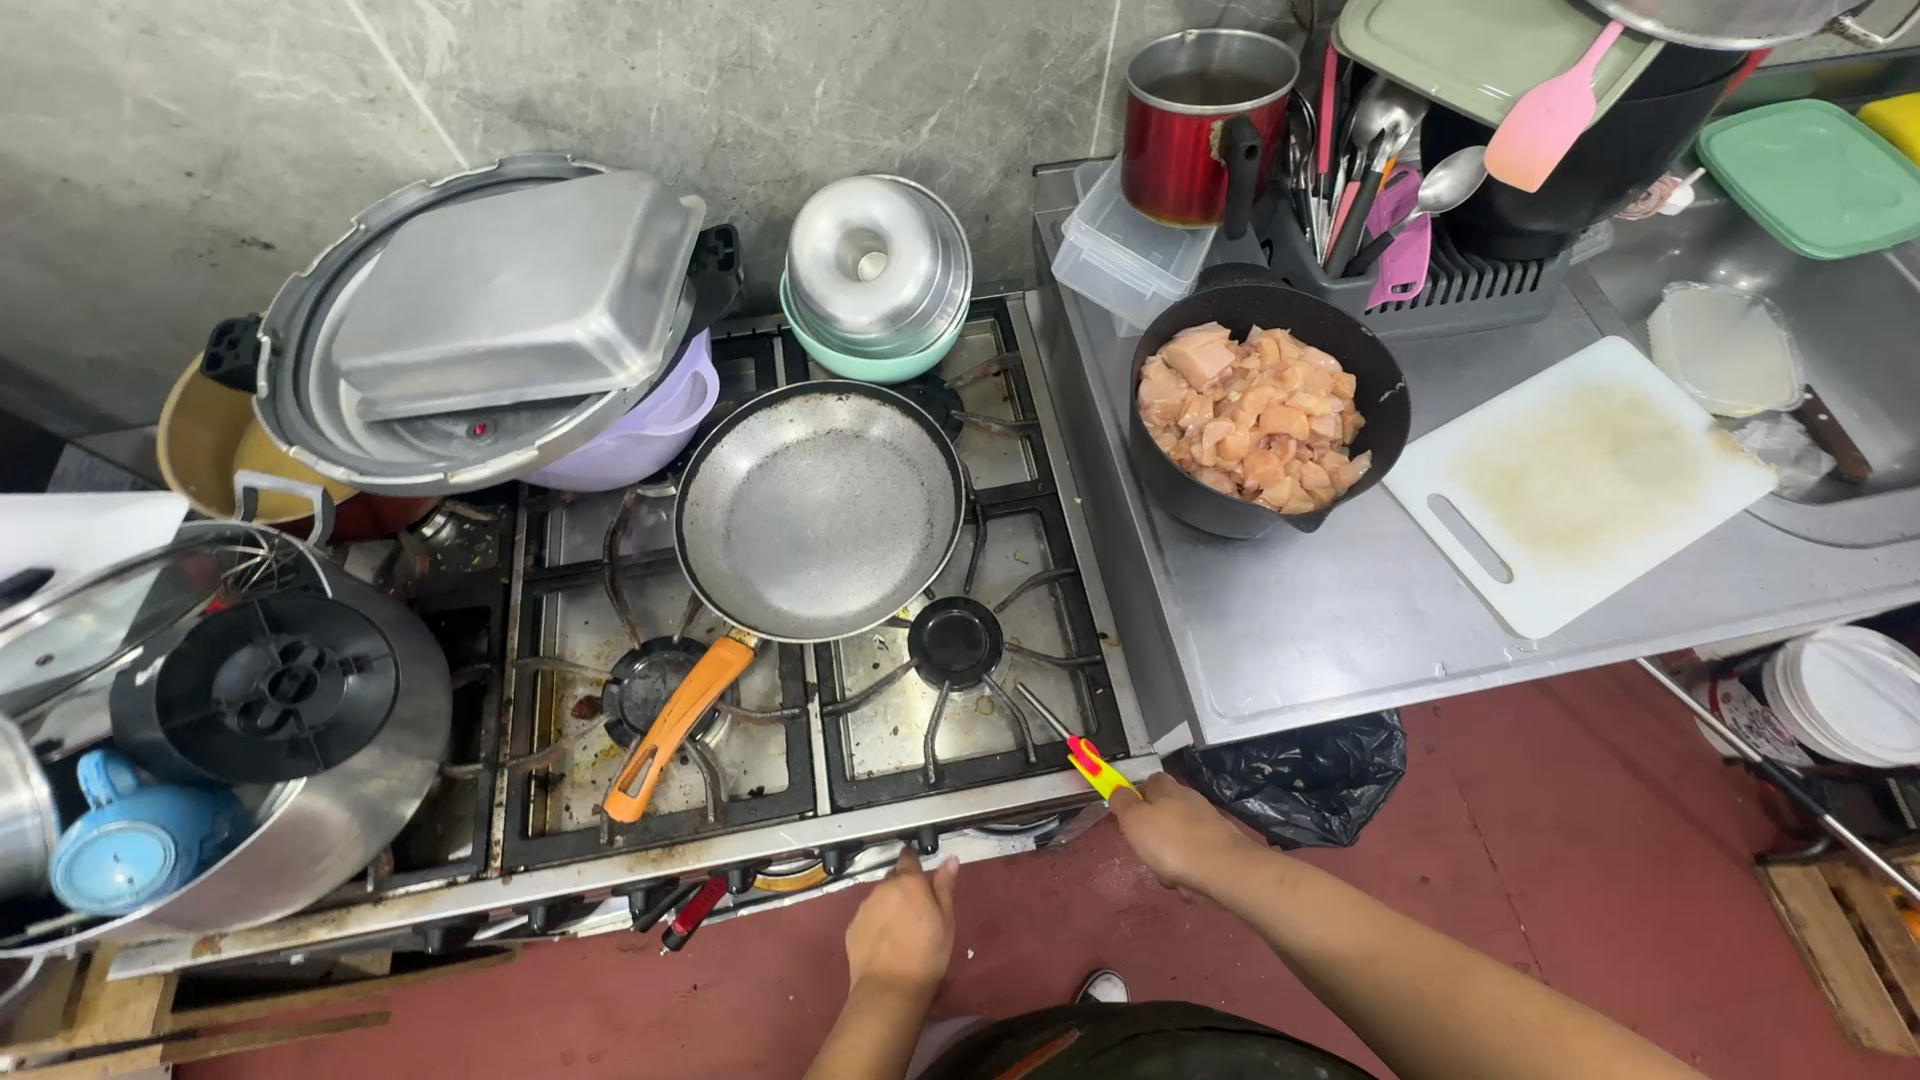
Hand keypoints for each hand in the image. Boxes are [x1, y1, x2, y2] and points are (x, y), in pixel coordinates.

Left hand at [843, 850, 958, 999]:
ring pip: (879, 899)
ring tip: (898, 932)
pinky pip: (866, 918)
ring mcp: (864, 907)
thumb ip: (945, 886)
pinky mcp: (852, 927)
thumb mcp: (946, 920)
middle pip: (893, 880)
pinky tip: (883, 945)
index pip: (908, 858)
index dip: (913, 863)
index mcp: (909, 882)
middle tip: (914, 912)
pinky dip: (874, 924)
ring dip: (887, 906)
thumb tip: (950, 859)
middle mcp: (883, 888)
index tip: (919, 875)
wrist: (890, 988)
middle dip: (902, 888)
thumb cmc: (927, 953)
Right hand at [1109, 772, 1263, 893]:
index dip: (1139, 796)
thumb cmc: (1170, 842)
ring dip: (1173, 856)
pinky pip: (1198, 856)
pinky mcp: (1223, 844)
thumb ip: (1122, 802)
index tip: (1131, 817)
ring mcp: (1209, 821)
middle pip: (1166, 811)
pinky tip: (1189, 885)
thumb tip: (1118, 790)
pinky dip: (1191, 869)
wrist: (1225, 869)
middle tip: (1148, 853)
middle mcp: (1189, 799)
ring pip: (1181, 837)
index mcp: (1166, 788)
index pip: (1151, 780)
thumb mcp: (1133, 819)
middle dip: (1156, 834)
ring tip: (1170, 877)